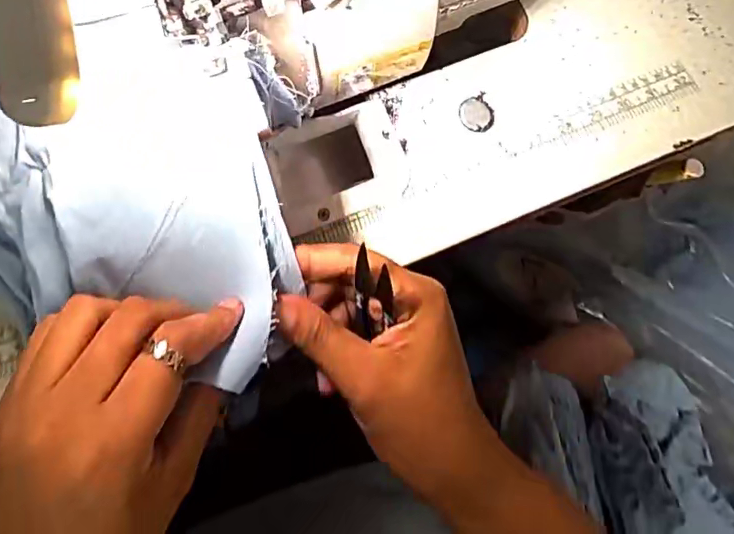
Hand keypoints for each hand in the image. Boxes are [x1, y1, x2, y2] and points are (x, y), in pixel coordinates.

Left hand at [0, 294, 243, 533]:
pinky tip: (102, 341)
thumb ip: (200, 413)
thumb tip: (218, 353)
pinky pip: (48, 331)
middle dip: (173, 311)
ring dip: (124, 310)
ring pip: (85, 311)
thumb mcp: (171, 485)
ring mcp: (28, 399)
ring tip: (145, 331)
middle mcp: (65, 408)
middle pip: (129, 320)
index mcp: (112, 440)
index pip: (168, 350)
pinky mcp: (8, 398)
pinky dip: (83, 323)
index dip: (206, 324)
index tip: (230, 311)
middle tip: (195, 323)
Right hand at [276, 245, 595, 532]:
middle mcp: (411, 297)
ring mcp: (404, 319)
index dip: (315, 261)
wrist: (456, 473)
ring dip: (324, 331)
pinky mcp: (396, 342)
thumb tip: (282, 304)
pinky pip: (357, 330)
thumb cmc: (423, 426)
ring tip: (307, 358)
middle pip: (351, 280)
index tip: (277, 271)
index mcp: (415, 293)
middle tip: (283, 318)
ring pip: (350, 306)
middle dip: (316, 301)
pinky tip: (327, 378)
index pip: (356, 260)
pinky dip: (337, 348)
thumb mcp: (364, 378)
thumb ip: (320, 336)